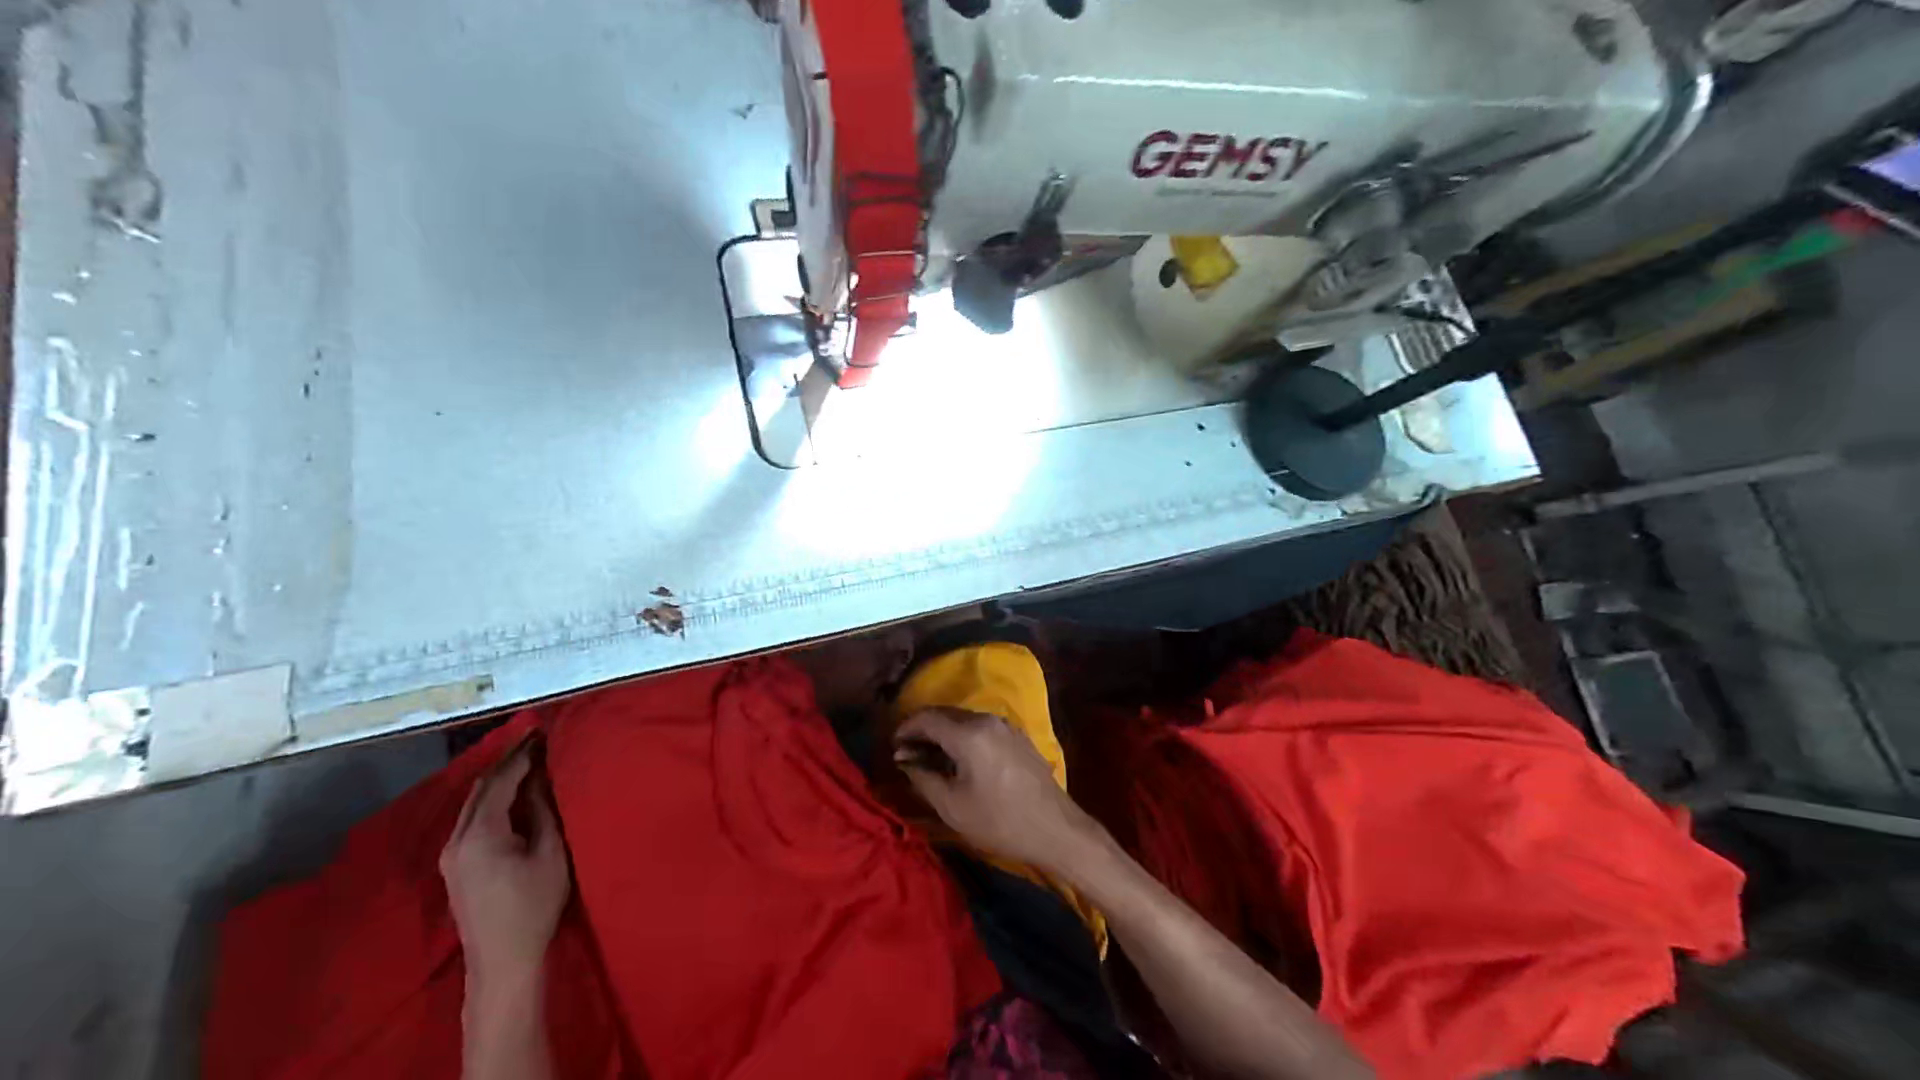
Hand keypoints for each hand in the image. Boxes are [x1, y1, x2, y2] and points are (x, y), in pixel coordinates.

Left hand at [440, 735, 571, 989]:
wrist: (503, 960)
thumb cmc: (534, 904)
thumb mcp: (549, 851)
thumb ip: (542, 810)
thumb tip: (541, 776)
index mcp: (479, 833)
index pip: (501, 780)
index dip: (523, 754)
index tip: (544, 731)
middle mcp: (457, 838)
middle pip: (480, 787)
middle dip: (508, 761)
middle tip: (537, 739)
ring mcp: (451, 854)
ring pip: (473, 802)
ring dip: (499, 779)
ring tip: (528, 760)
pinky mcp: (455, 865)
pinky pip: (472, 817)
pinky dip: (492, 798)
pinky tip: (512, 794)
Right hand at [892, 707, 1104, 871]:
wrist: (1055, 830)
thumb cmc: (999, 821)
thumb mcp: (952, 806)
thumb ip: (922, 777)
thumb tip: (905, 760)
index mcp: (969, 733)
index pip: (926, 718)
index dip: (905, 729)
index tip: (892, 747)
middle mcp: (987, 719)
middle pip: (944, 714)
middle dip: (922, 730)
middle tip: (906, 753)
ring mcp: (1005, 726)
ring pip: (962, 720)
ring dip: (942, 733)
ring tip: (928, 758)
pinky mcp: (1016, 737)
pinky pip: (980, 727)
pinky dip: (961, 736)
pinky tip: (957, 759)